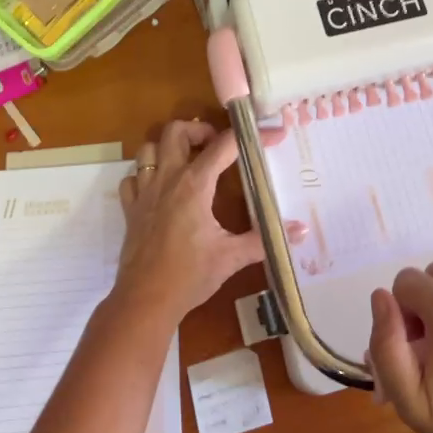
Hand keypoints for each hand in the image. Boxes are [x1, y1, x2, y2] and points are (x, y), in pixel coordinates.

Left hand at [113, 120, 263, 326]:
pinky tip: (160, 189)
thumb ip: (263, 239)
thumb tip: (301, 231)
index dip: (249, 136)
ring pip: (149, 149)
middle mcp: (167, 179)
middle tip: (215, 147)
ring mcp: (144, 192)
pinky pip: (132, 178)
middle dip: (198, 130)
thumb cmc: (190, 276)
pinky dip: (145, 175)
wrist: (145, 301)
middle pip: (176, 131)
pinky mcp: (131, 209)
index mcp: (194, 184)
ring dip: (168, 148)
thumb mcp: (231, 257)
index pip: (224, 145)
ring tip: (187, 161)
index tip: (271, 135)